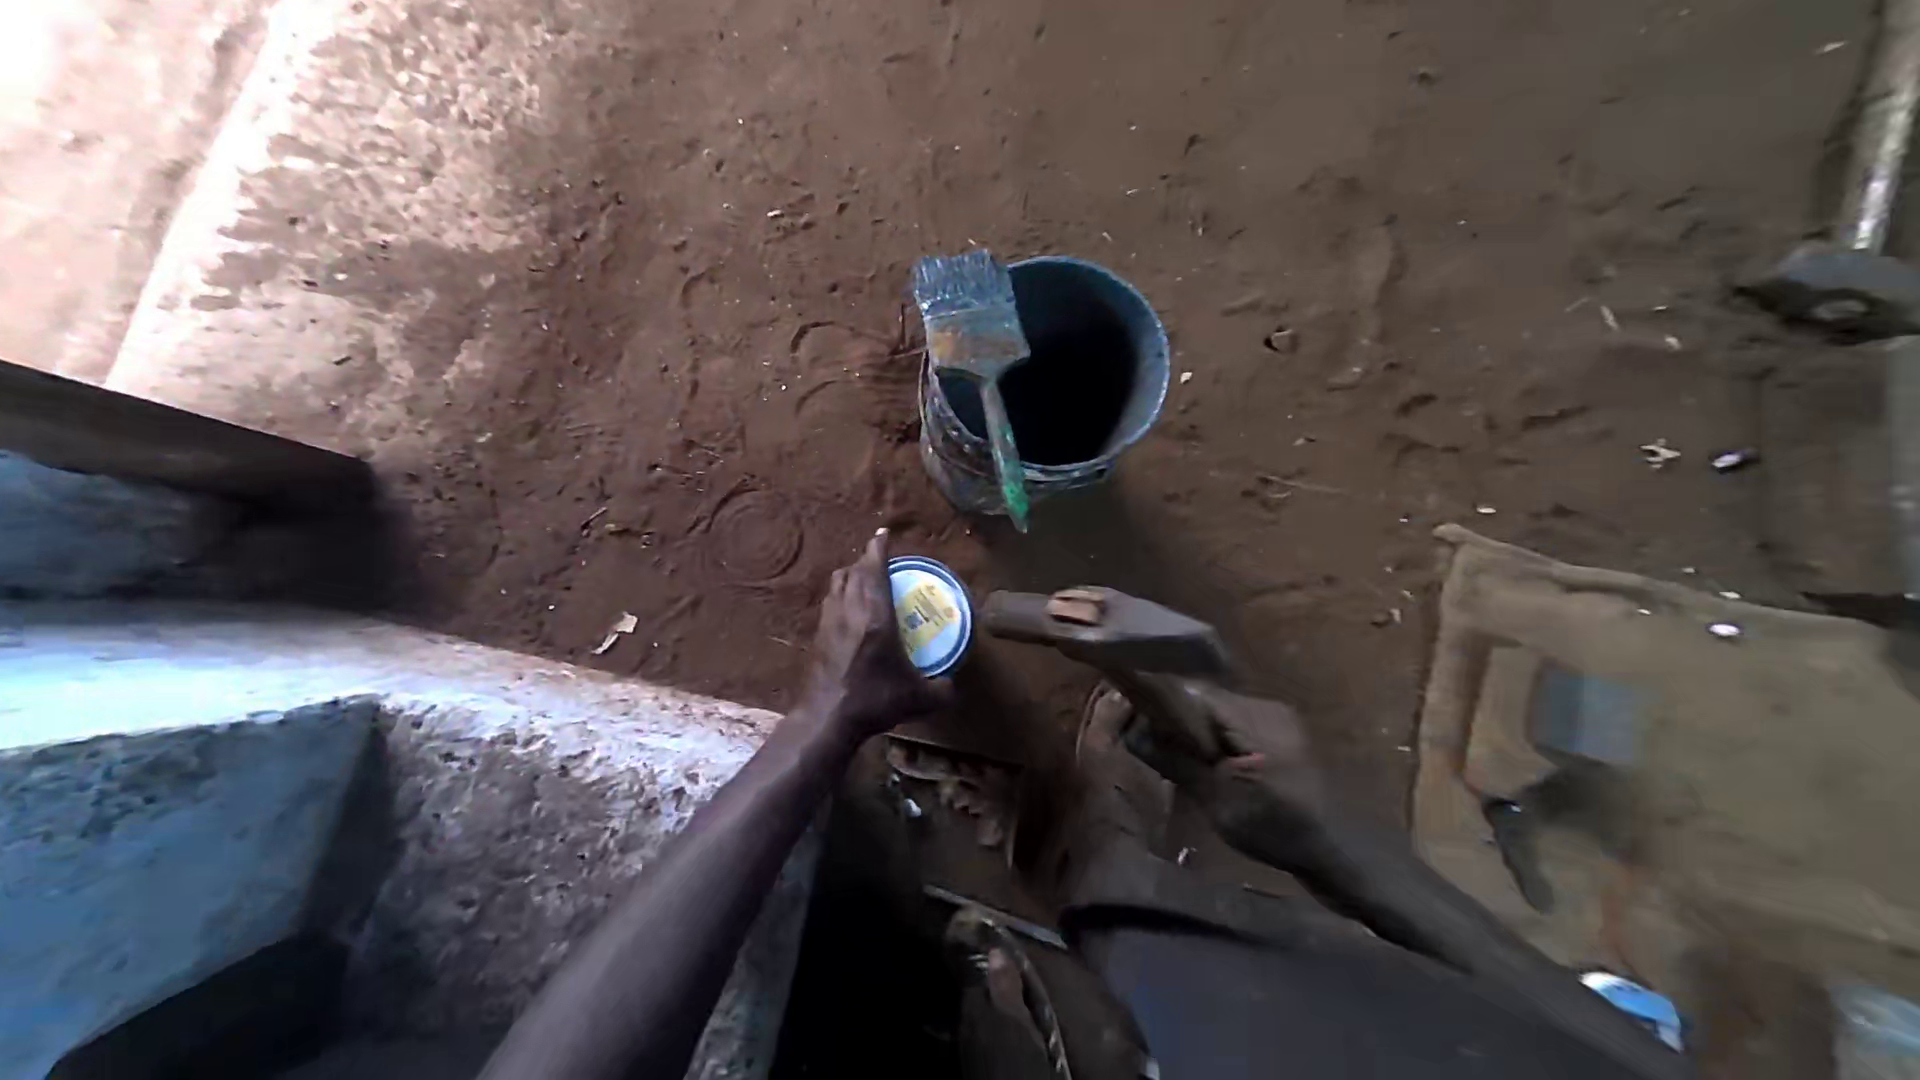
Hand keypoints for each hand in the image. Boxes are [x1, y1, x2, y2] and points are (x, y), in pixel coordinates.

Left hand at [798, 529, 953, 737]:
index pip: (873, 568)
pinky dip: (841, 595)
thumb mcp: (917, 698)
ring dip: (851, 575)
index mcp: (875, 615)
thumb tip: (953, 686)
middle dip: (866, 560)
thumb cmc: (873, 699)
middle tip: (882, 562)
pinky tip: (851, 613)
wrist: (826, 719)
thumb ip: (940, 690)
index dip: (878, 547)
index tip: (884, 533)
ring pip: (837, 584)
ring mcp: (829, 621)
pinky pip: (830, 602)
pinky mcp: (817, 636)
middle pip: (853, 571)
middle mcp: (849, 609)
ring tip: (866, 582)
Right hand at [1120, 680, 1328, 865]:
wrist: (1341, 854)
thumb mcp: (1218, 799)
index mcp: (1250, 714)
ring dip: (1192, 730)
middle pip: (1202, 699)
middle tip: (1148, 743)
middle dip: (1173, 718)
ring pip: (1216, 714)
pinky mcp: (1279, 737)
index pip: (1190, 690)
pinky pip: (1232, 727)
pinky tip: (1205, 764)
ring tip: (1173, 756)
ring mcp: (1275, 720)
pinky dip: (1212, 739)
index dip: (1157, 700)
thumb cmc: (1277, 827)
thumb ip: (1176, 760)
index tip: (1131, 719)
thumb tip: (1132, 731)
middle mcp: (1263, 706)